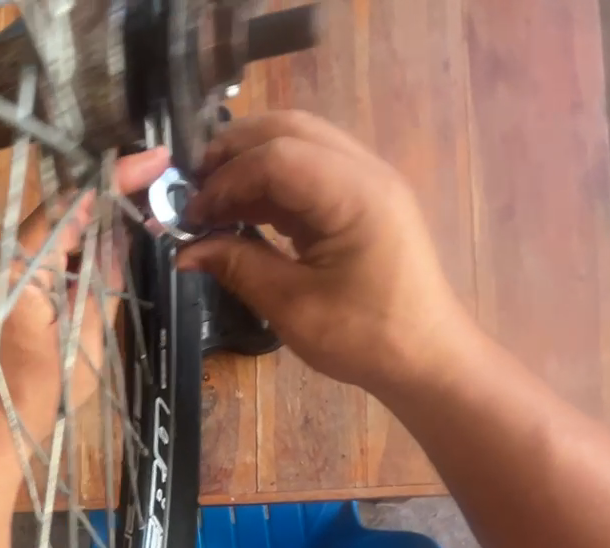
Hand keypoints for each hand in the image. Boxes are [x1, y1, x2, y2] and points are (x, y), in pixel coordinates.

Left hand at [0, 147, 170, 449]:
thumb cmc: (43, 390)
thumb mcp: (88, 334)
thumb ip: (106, 274)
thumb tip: (128, 228)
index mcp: (22, 265)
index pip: (72, 203)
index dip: (115, 177)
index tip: (156, 160)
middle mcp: (7, 257)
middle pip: (64, 207)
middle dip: (111, 191)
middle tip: (159, 180)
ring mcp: (6, 268)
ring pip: (58, 225)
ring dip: (99, 215)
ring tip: (145, 206)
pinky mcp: (12, 283)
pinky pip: (52, 248)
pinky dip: (83, 241)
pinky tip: (114, 239)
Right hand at [176, 112, 473, 393]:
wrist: (424, 356)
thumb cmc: (363, 337)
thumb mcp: (291, 307)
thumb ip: (238, 267)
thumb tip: (185, 252)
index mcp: (354, 194)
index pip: (276, 157)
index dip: (225, 180)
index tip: (190, 218)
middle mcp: (364, 172)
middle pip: (289, 130)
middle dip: (233, 152)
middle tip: (191, 189)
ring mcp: (365, 182)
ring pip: (298, 143)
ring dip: (249, 163)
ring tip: (210, 200)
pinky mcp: (359, 200)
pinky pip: (308, 172)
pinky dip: (268, 184)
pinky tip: (240, 212)